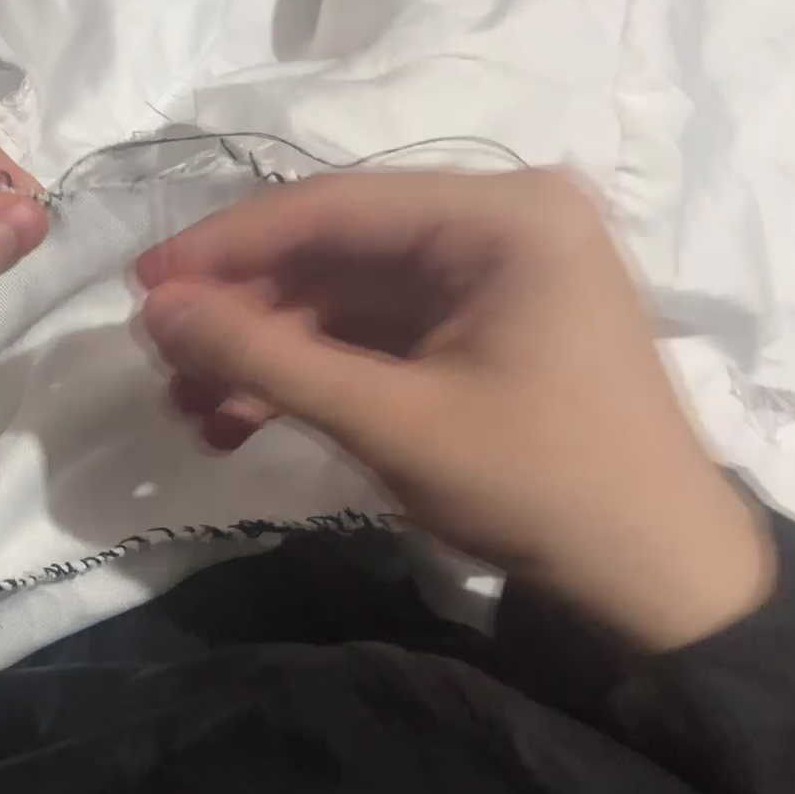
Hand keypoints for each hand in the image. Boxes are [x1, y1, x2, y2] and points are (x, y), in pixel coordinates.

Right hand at [135, 169, 771, 649]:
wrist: (652, 585)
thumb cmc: (540, 487)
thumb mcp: (387, 420)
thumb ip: (262, 357)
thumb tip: (154, 311)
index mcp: (499, 216)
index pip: (328, 208)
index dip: (222, 246)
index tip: (141, 284)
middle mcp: (486, 228)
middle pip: (321, 255)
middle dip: (236, 314)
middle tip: (161, 360)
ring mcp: (470, 282)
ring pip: (326, 301)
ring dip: (254, 353)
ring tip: (190, 409)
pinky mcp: (455, 331)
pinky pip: (352, 338)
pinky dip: (294, 376)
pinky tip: (237, 421)